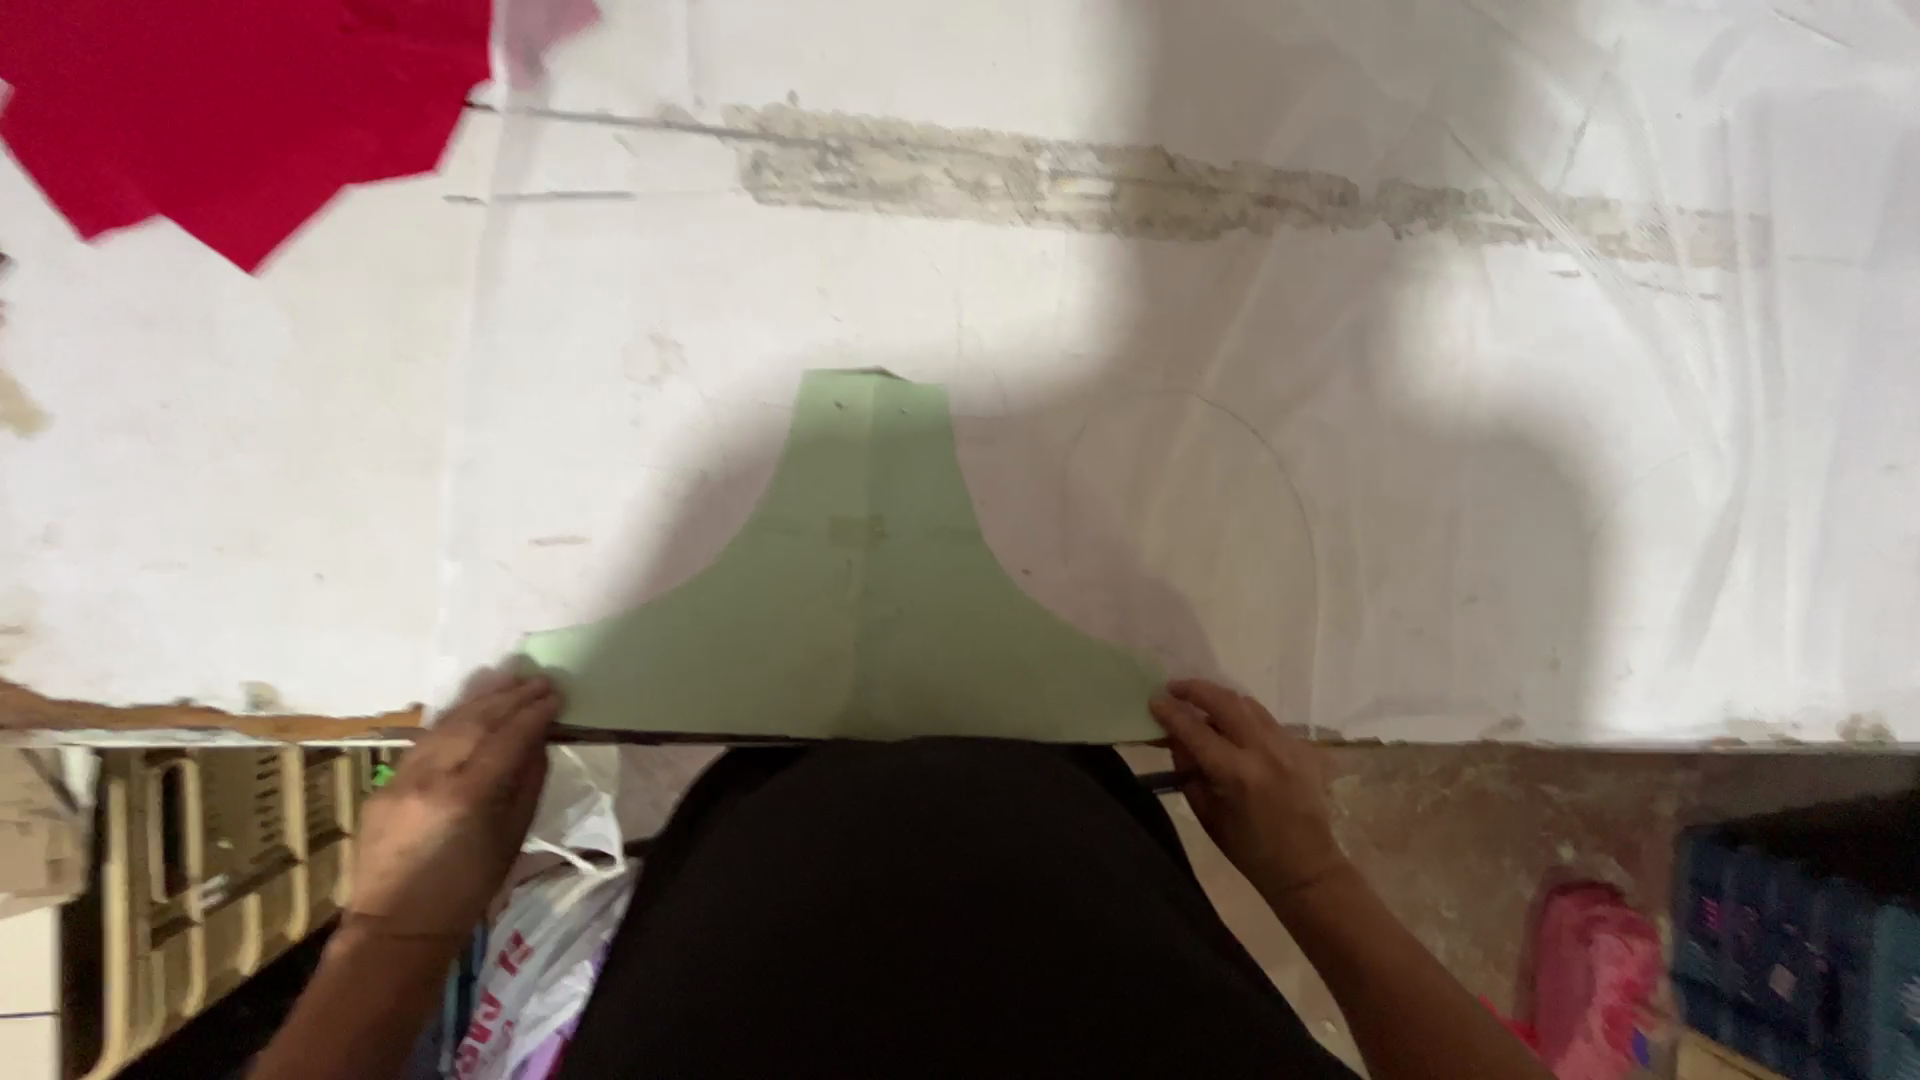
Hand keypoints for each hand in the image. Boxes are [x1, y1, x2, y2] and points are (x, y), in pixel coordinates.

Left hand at [346, 671, 559, 938]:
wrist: (396, 927)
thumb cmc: (469, 888)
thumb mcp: (514, 835)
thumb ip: (528, 781)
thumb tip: (538, 741)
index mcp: (466, 795)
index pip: (507, 737)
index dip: (535, 713)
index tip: (557, 696)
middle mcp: (429, 778)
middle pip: (475, 722)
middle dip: (511, 697)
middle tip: (539, 680)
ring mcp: (400, 779)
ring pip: (445, 724)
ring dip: (480, 699)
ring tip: (508, 679)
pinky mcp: (384, 785)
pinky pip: (424, 741)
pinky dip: (452, 719)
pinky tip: (470, 707)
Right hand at [1149, 678, 1349, 904]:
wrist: (1308, 867)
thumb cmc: (1248, 850)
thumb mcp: (1207, 813)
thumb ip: (1188, 771)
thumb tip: (1174, 738)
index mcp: (1237, 774)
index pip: (1195, 730)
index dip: (1171, 713)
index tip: (1153, 701)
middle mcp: (1264, 751)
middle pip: (1225, 702)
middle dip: (1195, 689)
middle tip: (1174, 688)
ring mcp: (1288, 746)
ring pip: (1248, 704)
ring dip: (1220, 699)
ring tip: (1200, 702)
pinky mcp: (1303, 748)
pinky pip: (1266, 720)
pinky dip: (1244, 716)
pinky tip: (1232, 726)